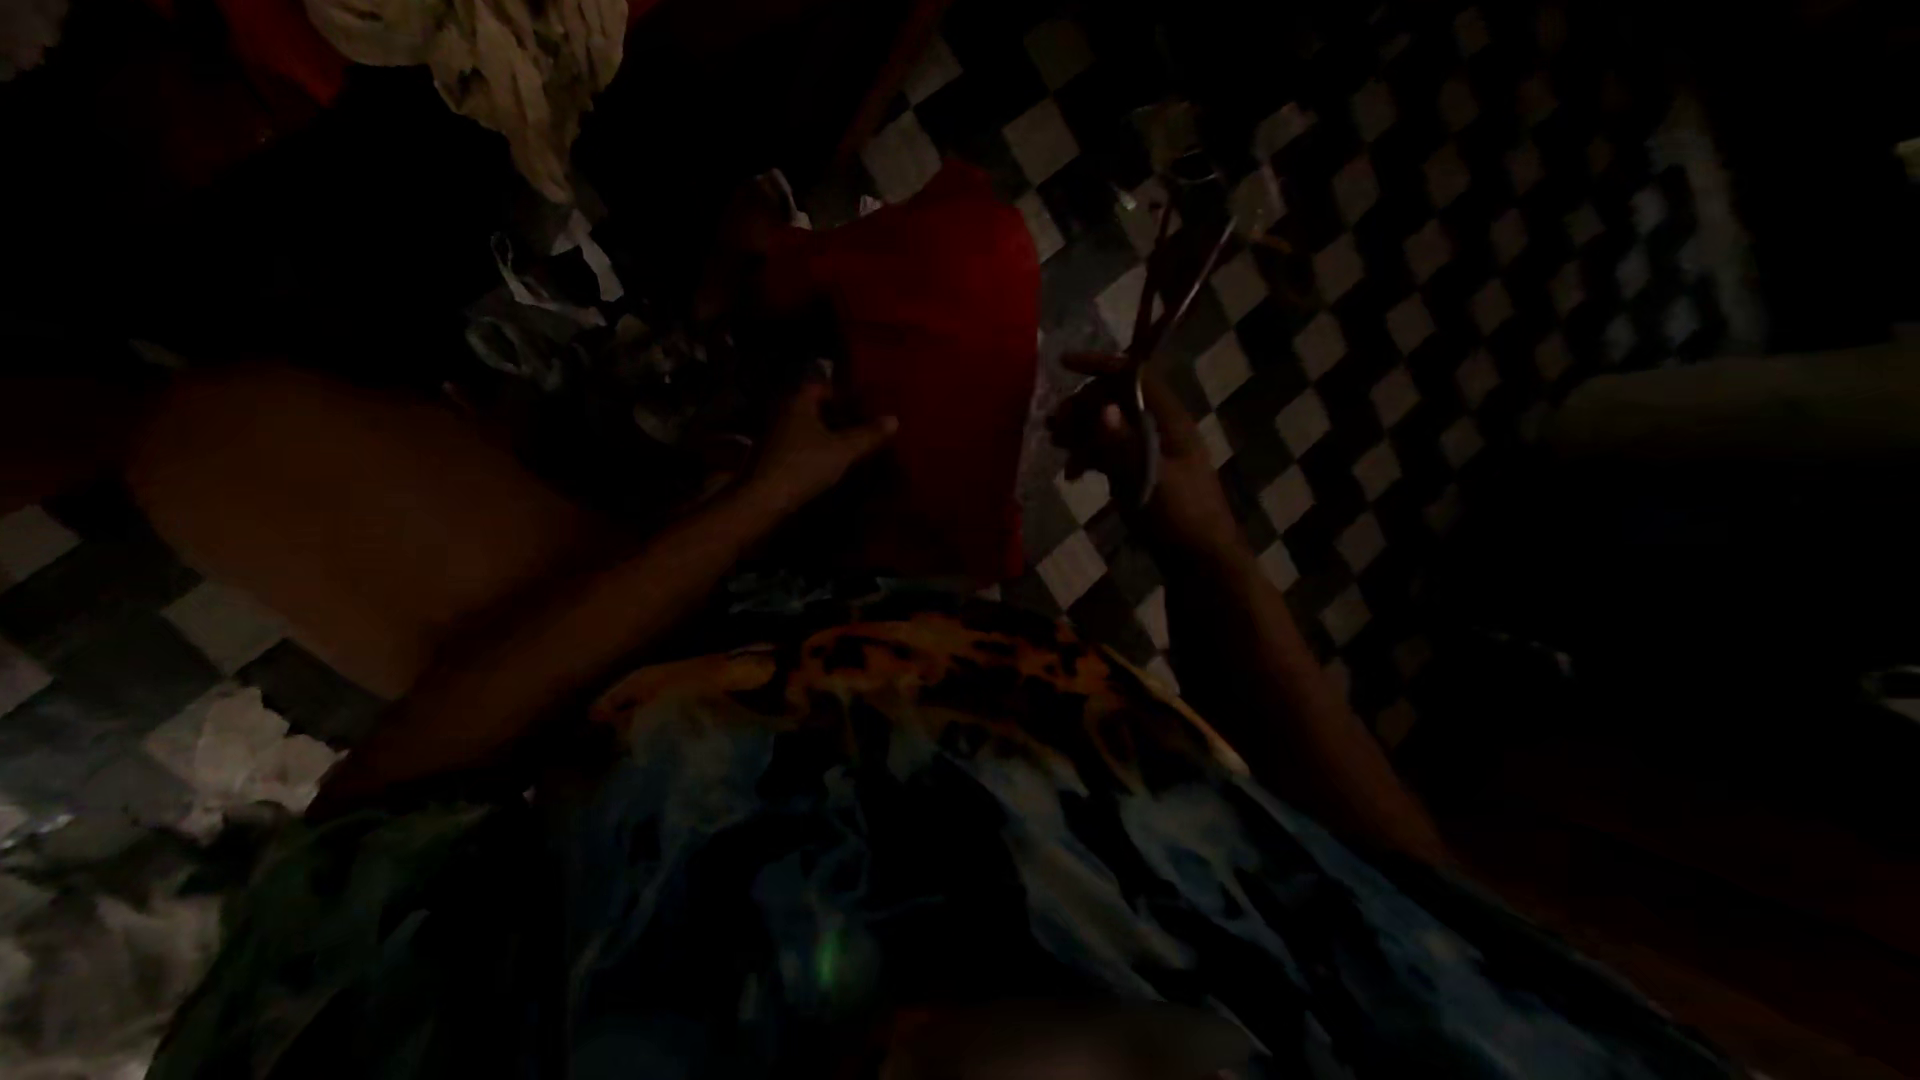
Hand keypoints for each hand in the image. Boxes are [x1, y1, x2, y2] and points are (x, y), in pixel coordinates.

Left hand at [744, 381, 898, 514]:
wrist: (766, 498)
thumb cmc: (806, 465)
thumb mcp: (843, 450)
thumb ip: (868, 435)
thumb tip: (894, 419)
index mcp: (799, 404)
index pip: (819, 386)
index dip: (840, 392)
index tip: (860, 403)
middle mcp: (784, 414)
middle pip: (812, 407)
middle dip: (835, 414)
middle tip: (859, 423)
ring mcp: (776, 437)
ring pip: (805, 427)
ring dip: (824, 433)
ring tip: (848, 443)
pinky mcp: (773, 457)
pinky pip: (799, 445)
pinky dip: (814, 448)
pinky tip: (828, 462)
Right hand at [1048, 355, 1248, 568]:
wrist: (1199, 560)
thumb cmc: (1181, 516)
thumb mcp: (1150, 479)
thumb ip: (1123, 444)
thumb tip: (1102, 407)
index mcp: (1170, 420)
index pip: (1135, 375)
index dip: (1101, 365)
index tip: (1064, 365)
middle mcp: (1159, 428)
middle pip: (1116, 398)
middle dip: (1082, 405)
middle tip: (1054, 426)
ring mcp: (1148, 451)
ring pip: (1109, 425)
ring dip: (1081, 430)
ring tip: (1055, 444)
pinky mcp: (1139, 472)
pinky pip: (1109, 451)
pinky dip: (1089, 456)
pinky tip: (1073, 474)